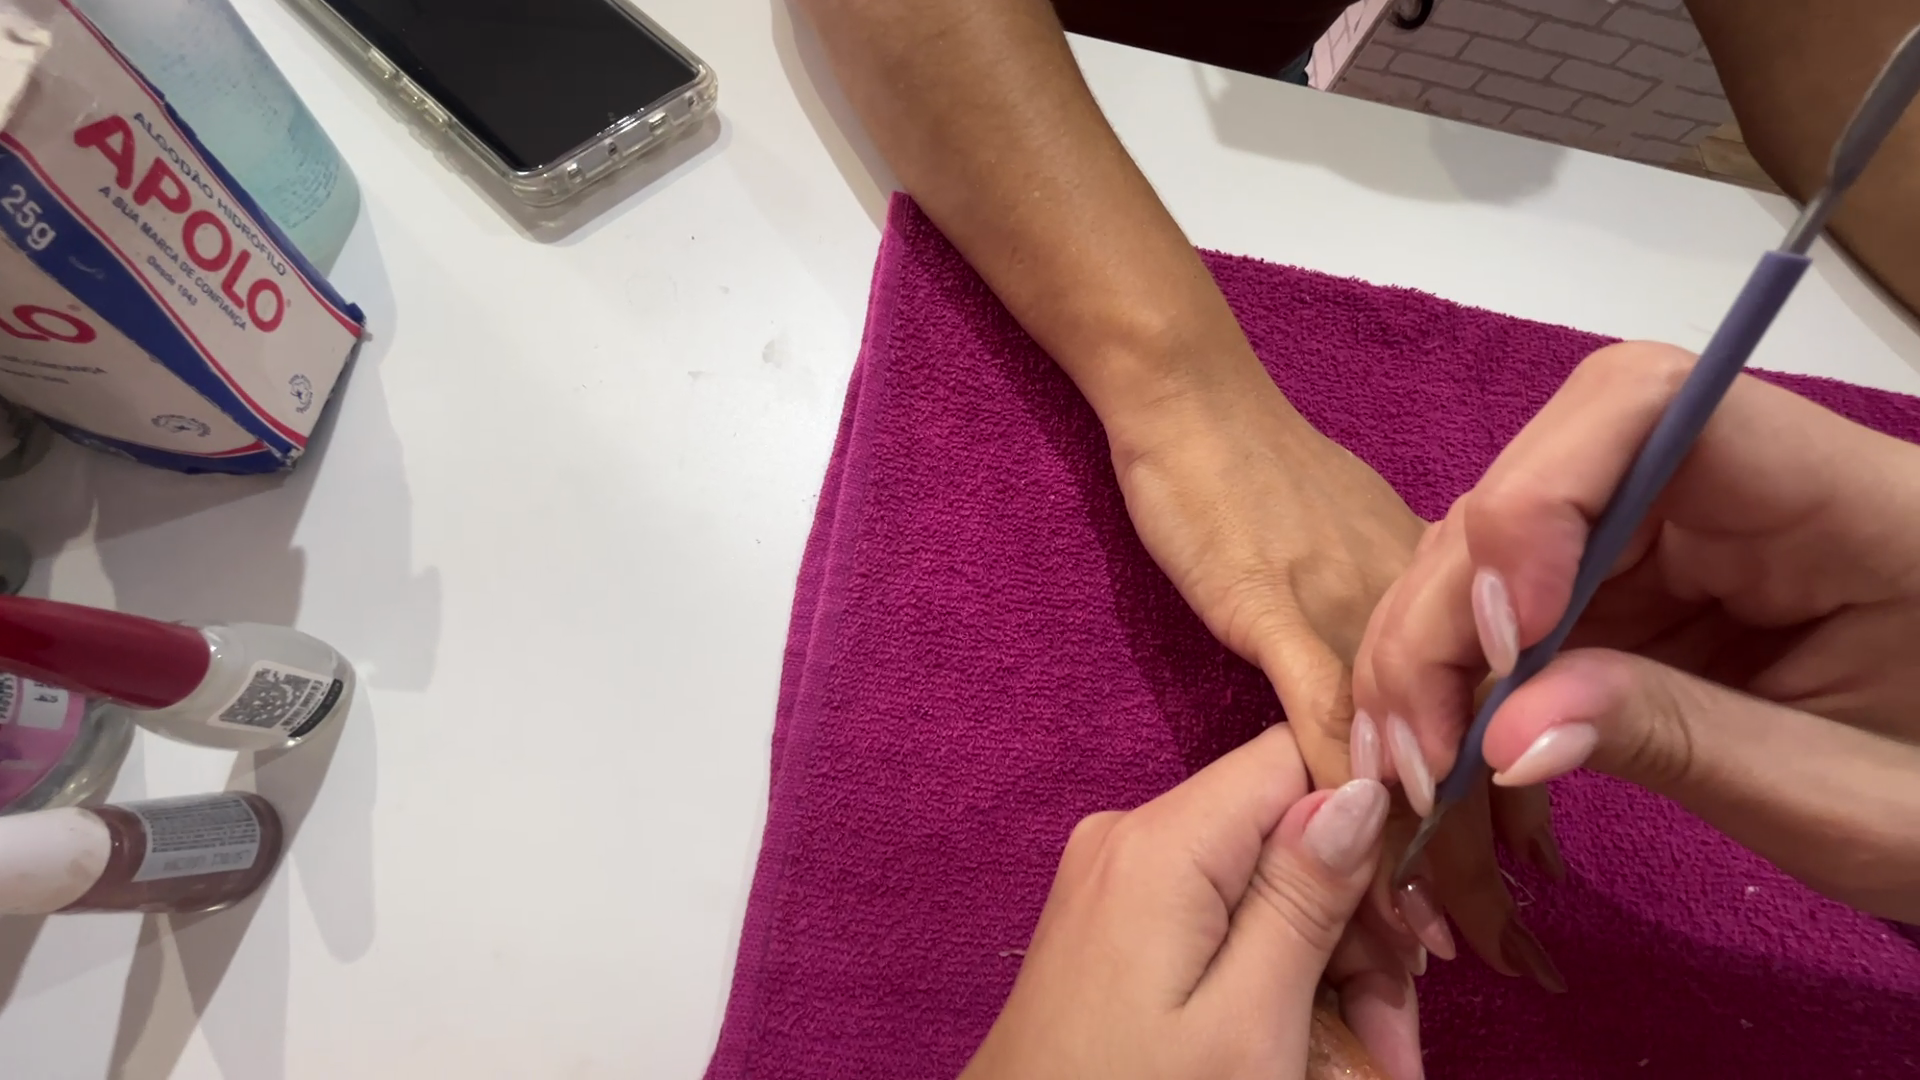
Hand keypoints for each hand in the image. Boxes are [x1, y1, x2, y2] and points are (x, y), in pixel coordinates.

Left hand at [961, 724, 1391, 1079]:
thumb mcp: (1246, 1024)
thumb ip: (1301, 898)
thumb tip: (1360, 788)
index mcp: (1159, 840)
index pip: (1284, 759)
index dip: (1364, 818)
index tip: (1412, 919)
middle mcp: (1130, 832)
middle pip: (1276, 832)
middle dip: (1349, 926)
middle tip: (1392, 1042)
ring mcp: (1116, 869)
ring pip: (1253, 877)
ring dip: (1320, 962)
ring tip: (1362, 1062)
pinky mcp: (1113, 907)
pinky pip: (1212, 907)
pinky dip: (1264, 964)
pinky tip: (1298, 1039)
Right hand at [1111, 359, 1549, 1004]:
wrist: (1189, 406)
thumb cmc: (1246, 466)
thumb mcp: (1330, 540)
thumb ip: (1369, 614)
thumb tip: (1392, 694)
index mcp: (1439, 583)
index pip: (1500, 711)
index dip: (1511, 805)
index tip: (1519, 889)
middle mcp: (1418, 602)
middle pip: (1475, 744)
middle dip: (1491, 858)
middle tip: (1507, 954)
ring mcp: (1352, 606)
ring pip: (1416, 749)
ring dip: (1434, 856)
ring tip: (1447, 945)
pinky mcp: (1278, 615)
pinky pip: (1331, 724)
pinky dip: (1358, 800)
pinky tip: (1371, 868)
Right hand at [1353, 342, 1919, 921]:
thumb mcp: (1865, 799)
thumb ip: (1685, 741)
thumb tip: (1501, 734)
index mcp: (1834, 496)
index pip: (1640, 405)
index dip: (1540, 496)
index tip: (1514, 638)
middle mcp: (1707, 495)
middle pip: (1512, 496)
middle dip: (1445, 617)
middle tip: (1424, 745)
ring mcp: (1634, 541)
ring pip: (1468, 553)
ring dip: (1418, 652)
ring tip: (1414, 761)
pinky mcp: (1589, 589)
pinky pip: (1474, 606)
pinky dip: (1431, 671)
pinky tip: (1425, 739)